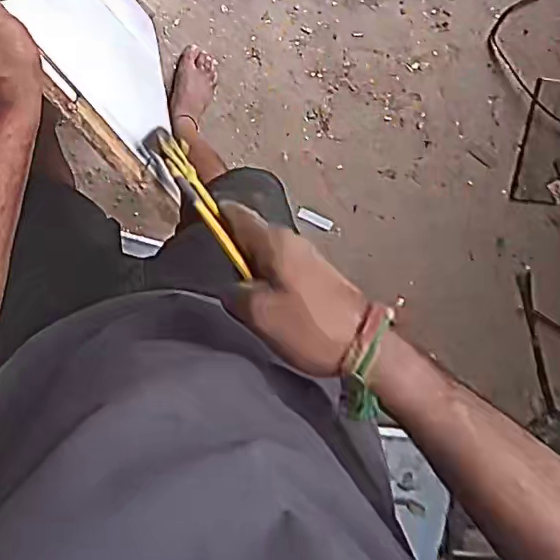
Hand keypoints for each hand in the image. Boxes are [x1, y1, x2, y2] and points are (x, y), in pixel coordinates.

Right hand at [222, 203, 370, 376]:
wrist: (366, 347)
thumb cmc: (310, 327)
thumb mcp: (258, 313)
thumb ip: (233, 292)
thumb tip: (229, 285)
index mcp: (272, 239)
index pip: (232, 212)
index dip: (210, 214)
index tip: (193, 226)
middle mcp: (289, 238)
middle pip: (247, 229)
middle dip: (228, 244)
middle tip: (211, 267)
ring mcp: (305, 253)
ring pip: (263, 248)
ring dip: (247, 262)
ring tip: (236, 288)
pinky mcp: (315, 271)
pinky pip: (279, 262)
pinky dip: (264, 272)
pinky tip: (262, 296)